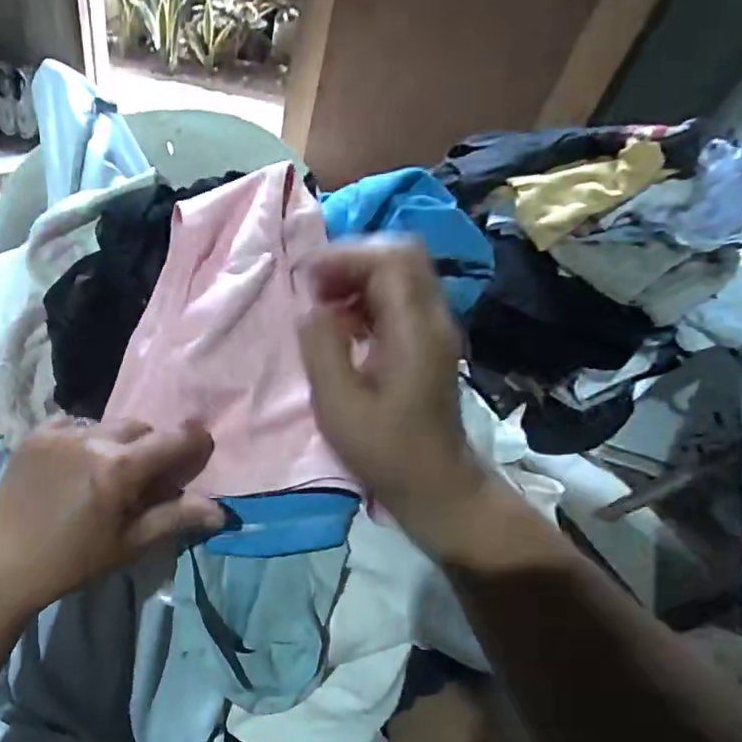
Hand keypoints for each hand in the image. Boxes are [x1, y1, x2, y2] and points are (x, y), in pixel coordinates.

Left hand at [0, 417, 224, 609]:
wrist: (3, 562)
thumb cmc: (72, 560)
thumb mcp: (129, 544)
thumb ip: (174, 518)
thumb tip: (220, 511)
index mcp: (119, 467)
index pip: (172, 440)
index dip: (193, 440)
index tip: (201, 444)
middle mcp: (92, 438)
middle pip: (141, 427)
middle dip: (151, 446)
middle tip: (146, 477)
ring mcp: (60, 432)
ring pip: (108, 423)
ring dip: (118, 441)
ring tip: (107, 471)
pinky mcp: (36, 433)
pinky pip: (74, 422)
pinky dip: (86, 437)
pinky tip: (77, 462)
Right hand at [297, 239, 499, 556]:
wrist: (435, 485)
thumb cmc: (385, 451)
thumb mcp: (339, 405)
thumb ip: (322, 348)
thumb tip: (311, 309)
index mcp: (416, 331)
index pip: (389, 261)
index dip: (344, 257)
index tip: (306, 278)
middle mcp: (434, 319)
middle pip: (402, 256)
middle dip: (352, 261)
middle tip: (314, 287)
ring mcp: (435, 330)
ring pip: (402, 275)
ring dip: (359, 278)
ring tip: (321, 304)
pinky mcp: (428, 343)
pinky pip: (400, 299)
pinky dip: (368, 298)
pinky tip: (342, 325)